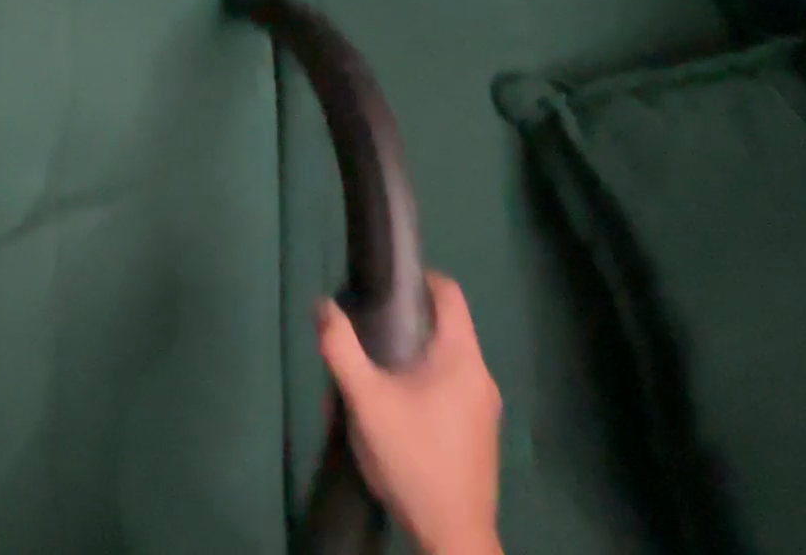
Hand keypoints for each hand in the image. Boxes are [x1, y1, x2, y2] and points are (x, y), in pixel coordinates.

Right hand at [317, 272, 502, 554]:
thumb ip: (340, 347)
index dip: (418, 277)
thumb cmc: (411, 456)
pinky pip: (447, 388)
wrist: (452, 534)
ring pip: (441, 361)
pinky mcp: (477, 432)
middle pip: (442, 328)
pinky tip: (387, 408)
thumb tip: (322, 305)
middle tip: (360, 333)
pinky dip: (417, 382)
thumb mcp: (364, 398)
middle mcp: (480, 376)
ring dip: (404, 358)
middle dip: (399, 324)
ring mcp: (483, 407)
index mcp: (461, 358)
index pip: (450, 294)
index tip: (382, 279)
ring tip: (366, 374)